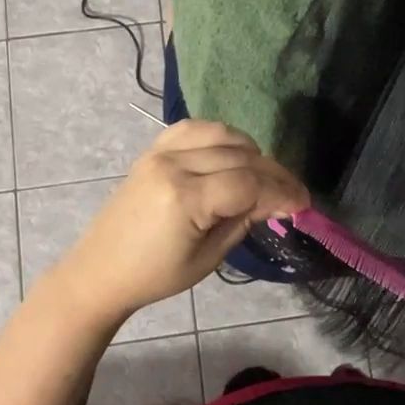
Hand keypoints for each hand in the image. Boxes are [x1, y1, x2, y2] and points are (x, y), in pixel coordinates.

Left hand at [44, 120, 309, 317]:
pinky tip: (232, 156)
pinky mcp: (153, 149)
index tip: (303, 205)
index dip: (282, 192)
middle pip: (240, 156)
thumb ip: (243, 220)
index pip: (249, 183)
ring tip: (263, 177)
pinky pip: (195, 128)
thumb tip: (277, 200)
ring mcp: (160, 152)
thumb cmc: (155, 276)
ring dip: (250, 152)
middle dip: (273, 174)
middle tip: (292, 195)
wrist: (101, 270)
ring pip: (222, 135)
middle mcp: (173, 165)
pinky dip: (221, 138)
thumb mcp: (208, 258)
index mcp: (185, 198)